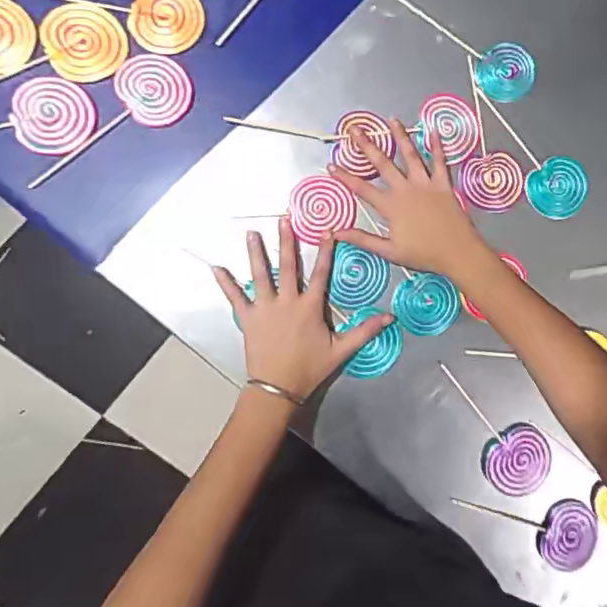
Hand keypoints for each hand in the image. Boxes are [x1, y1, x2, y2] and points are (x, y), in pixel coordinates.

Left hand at [213, 217, 393, 398]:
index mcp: (310, 307)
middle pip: (288, 266)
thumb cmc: (310, 368)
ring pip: (260, 275)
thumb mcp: (341, 350)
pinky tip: (216, 268)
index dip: (326, 251)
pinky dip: (225, 283)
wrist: (278, 387)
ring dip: (256, 253)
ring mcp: (265, 308)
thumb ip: (364, 331)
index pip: (321, 273)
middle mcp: (287, 301)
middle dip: (286, 241)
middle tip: (284, 219)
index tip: (327, 231)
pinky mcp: (247, 318)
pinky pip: (235, 297)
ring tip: (251, 233)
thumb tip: (390, 317)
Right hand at [327, 118, 493, 279]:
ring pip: (410, 155)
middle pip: (382, 163)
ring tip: (391, 120)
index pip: (361, 188)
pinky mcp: (444, 184)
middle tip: (355, 130)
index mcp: (391, 206)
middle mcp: (406, 190)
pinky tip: (433, 132)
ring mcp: (426, 184)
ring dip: (400, 136)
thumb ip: (363, 239)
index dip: (345, 176)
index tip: (332, 165)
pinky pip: (439, 161)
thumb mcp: (389, 251)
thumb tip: (336, 233)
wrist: (458, 252)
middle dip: (367, 145)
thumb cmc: (424, 254)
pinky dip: (436, 146)